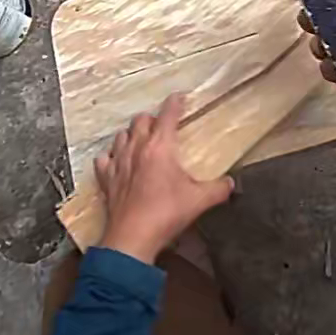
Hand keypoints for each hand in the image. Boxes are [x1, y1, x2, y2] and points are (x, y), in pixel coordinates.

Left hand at [96, 93, 234, 263]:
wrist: (133, 237)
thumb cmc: (167, 214)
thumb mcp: (200, 201)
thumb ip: (218, 189)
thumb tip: (231, 183)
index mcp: (161, 147)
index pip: (168, 115)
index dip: (175, 103)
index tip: (179, 97)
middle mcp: (137, 148)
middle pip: (141, 120)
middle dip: (152, 119)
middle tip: (162, 126)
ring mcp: (119, 162)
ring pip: (121, 135)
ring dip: (131, 134)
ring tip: (140, 140)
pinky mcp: (106, 178)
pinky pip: (104, 159)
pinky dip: (111, 156)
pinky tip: (117, 161)